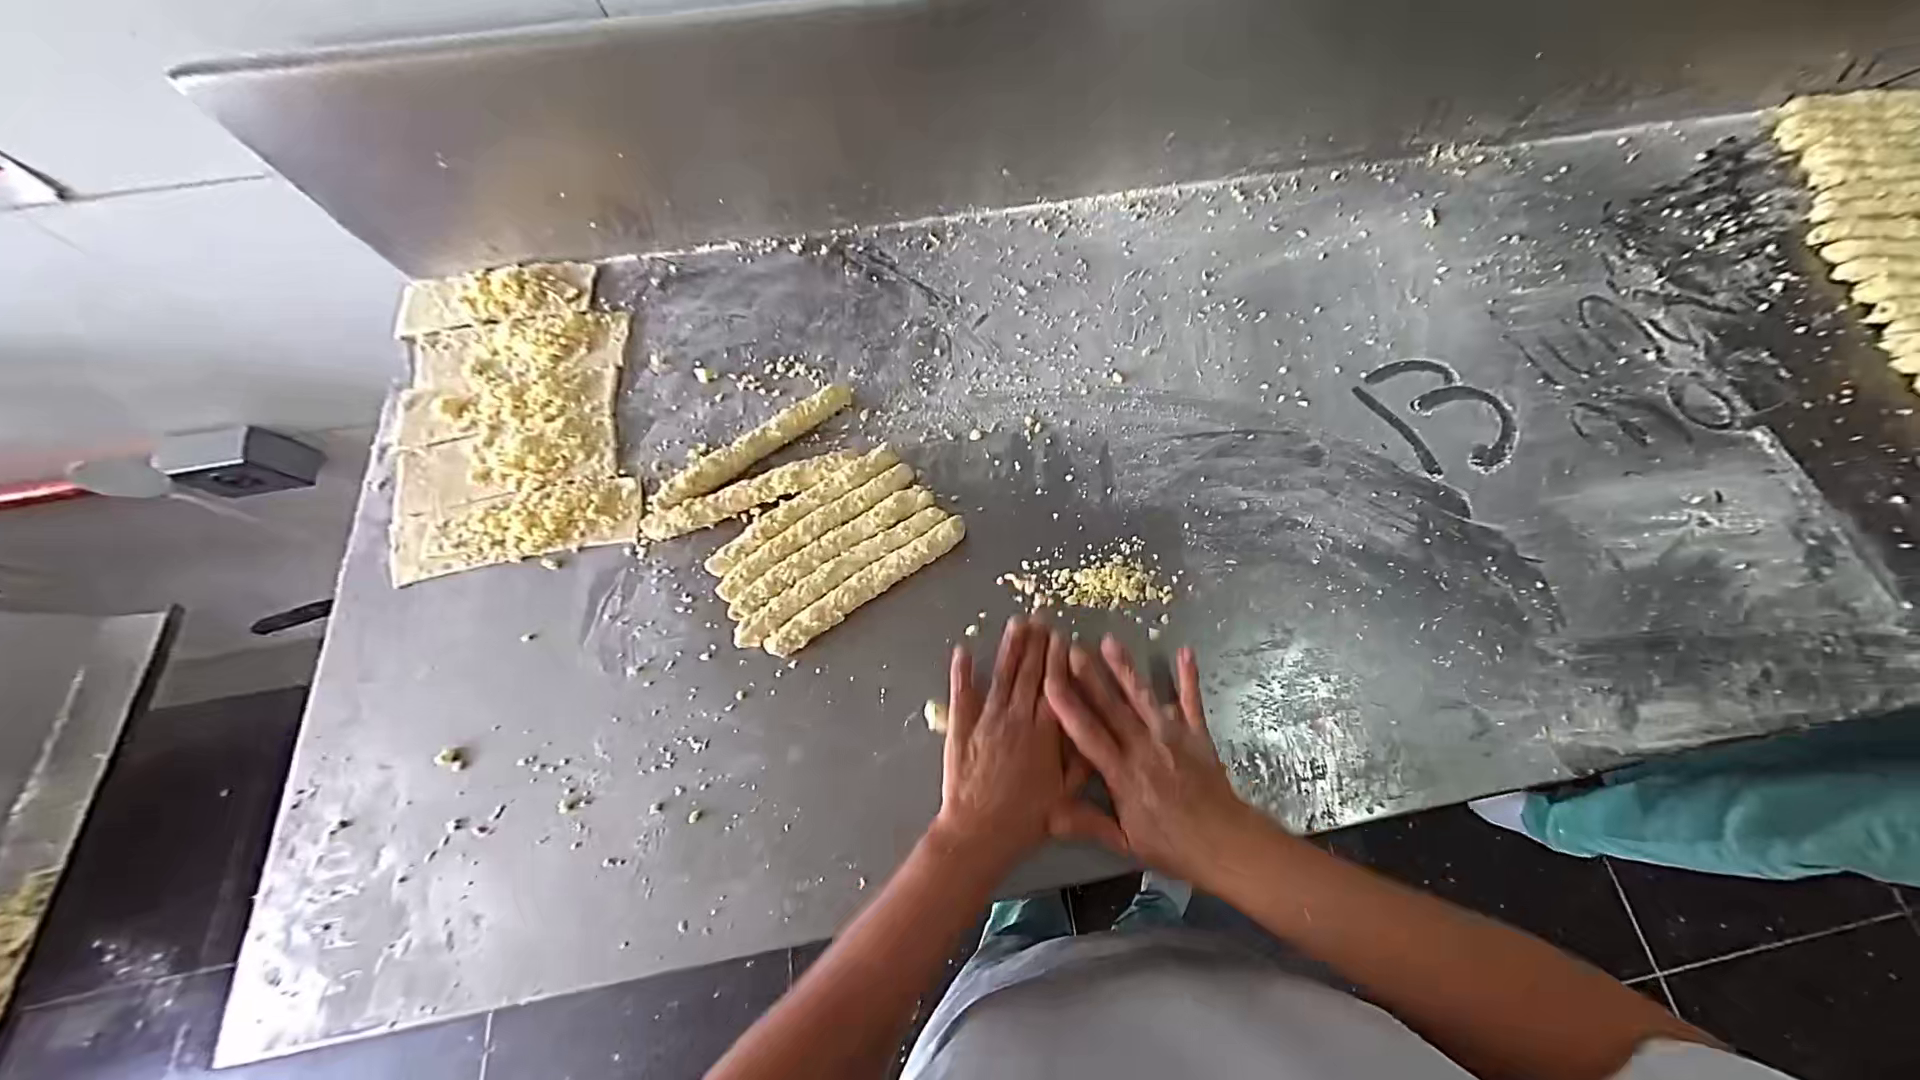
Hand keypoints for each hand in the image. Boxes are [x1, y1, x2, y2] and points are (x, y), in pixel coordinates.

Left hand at [932, 617, 1082, 870]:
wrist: (979, 831)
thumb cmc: (1026, 819)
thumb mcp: (1066, 800)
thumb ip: (1084, 768)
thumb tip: (1102, 742)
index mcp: (1045, 733)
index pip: (1054, 688)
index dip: (1058, 661)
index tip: (1062, 638)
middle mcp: (1017, 718)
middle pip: (1029, 674)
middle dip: (1037, 645)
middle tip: (1041, 618)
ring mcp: (987, 719)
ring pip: (1002, 676)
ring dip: (1009, 649)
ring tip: (1016, 624)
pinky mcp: (962, 726)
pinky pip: (962, 693)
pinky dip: (961, 672)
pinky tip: (962, 650)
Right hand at [1043, 633, 1271, 887]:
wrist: (1227, 845)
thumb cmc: (1173, 846)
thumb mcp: (1126, 842)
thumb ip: (1088, 823)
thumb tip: (1049, 813)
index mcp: (1124, 775)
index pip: (1089, 735)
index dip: (1067, 708)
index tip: (1050, 682)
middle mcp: (1145, 749)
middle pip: (1112, 708)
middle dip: (1090, 676)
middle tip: (1072, 649)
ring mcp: (1172, 737)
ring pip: (1143, 698)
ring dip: (1125, 669)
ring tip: (1109, 641)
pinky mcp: (1196, 734)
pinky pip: (1190, 702)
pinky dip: (1188, 677)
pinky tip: (1184, 652)